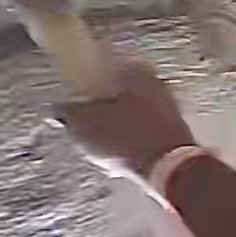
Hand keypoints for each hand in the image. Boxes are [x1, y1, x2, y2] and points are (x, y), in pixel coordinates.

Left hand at [56, 61, 196, 180]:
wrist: (172, 165)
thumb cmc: (152, 124)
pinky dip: (129, 140)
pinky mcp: (122, 171)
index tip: (95, 87)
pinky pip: (120, 149)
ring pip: (102, 136)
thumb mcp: (147, 86)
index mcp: (79, 120)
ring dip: (116, 126)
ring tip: (141, 115)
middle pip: (83, 122)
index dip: (79, 93)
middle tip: (123, 99)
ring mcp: (102, 161)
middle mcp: (82, 143)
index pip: (62, 105)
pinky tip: (151, 133)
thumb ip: (134, 71)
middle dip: (101, 110)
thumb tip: (130, 65)